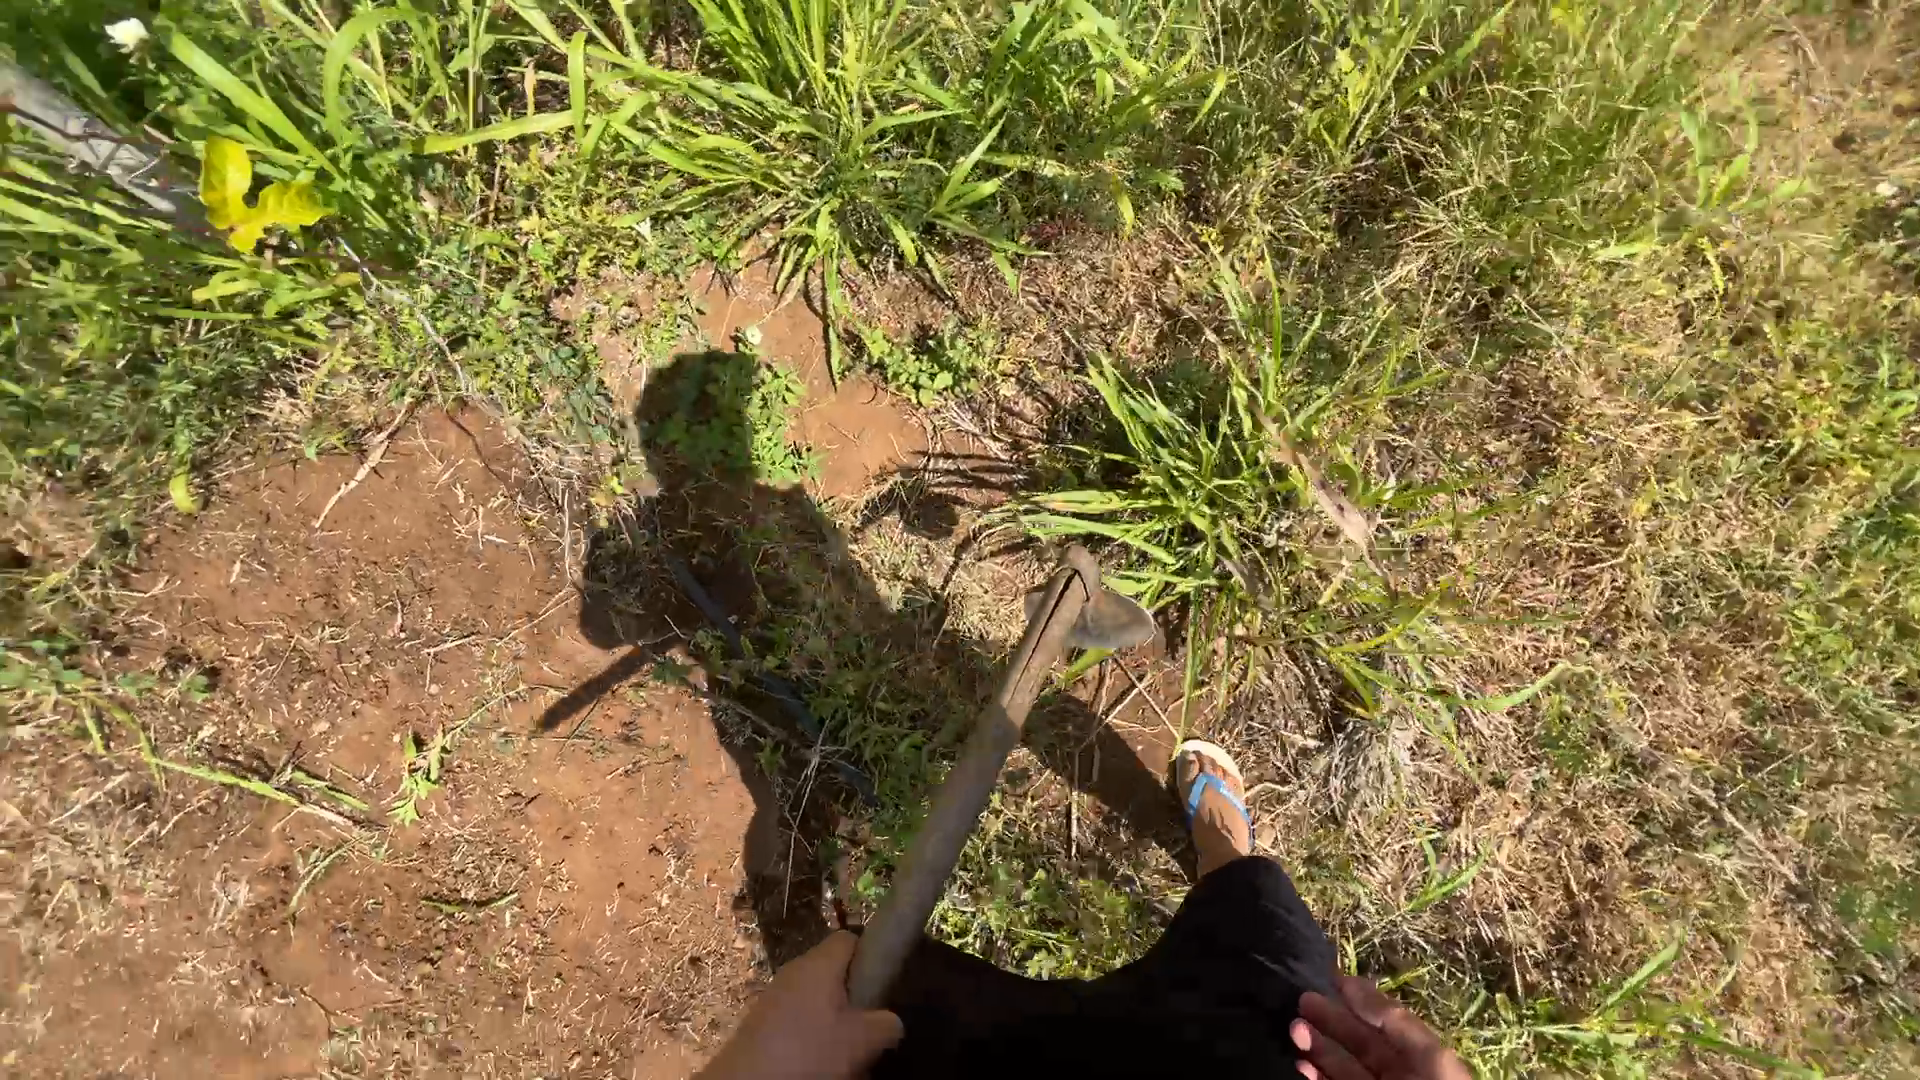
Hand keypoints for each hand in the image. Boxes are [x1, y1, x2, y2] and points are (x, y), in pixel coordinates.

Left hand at [699, 932, 903, 1079]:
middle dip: (852, 1000)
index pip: (849, 938)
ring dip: (831, 1024)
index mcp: (819, 962)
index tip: (881, 985)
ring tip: (843, 1056)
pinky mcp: (760, 1023)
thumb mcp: (859, 1041)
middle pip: (833, 973)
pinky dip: (808, 1038)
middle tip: (865, 1030)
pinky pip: (795, 1021)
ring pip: (815, 1001)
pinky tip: (815, 1064)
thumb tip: (892, 1021)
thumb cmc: (806, 1053)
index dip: (869, 956)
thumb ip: (885, 1025)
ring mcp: (774, 996)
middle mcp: (795, 970)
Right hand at [1291, 976, 1470, 1079]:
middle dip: (1329, 1021)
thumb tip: (1348, 982)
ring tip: (1294, 1031)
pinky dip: (1314, 1078)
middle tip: (1301, 1002)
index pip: (1383, 1024)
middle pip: (1358, 1043)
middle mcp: (1397, 1079)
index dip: (1356, 1001)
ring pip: (1340, 1067)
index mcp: (1422, 1063)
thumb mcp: (1430, 1061)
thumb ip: (1391, 1020)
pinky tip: (1301, 1066)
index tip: (1325, 978)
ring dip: (1316, 1047)